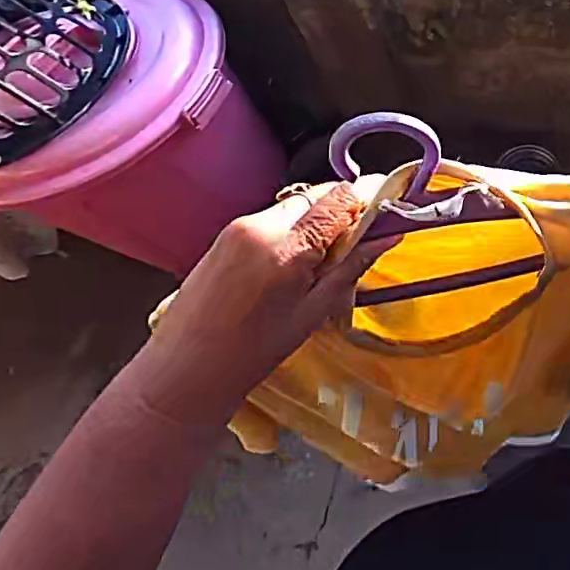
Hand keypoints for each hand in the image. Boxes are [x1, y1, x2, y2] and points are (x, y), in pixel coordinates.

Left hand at [127, 182, 395, 426]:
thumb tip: (388, 236)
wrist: (181, 374)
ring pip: (297, 206)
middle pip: (318, 195)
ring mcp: (237, 228)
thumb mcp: (314, 311)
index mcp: (285, 248)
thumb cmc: (249, 352)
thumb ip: (352, 266)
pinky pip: (274, 218)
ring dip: (317, 222)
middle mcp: (259, 226)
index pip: (339, 197)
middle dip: (341, 213)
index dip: (365, 203)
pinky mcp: (225, 234)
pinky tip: (289, 266)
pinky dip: (293, 230)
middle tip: (350, 247)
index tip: (379, 219)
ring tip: (317, 263)